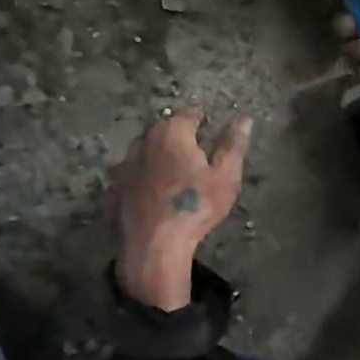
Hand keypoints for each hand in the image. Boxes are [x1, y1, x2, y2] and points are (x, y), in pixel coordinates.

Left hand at [111, 111, 252, 310]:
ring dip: (157, 154)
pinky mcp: (115, 190)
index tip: (207, 122)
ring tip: (172, 167)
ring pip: (144, 151)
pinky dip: (142, 177)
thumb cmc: (195, 205)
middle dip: (177, 133)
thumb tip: (244, 119)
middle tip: (193, 145)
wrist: (154, 246)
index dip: (200, 117)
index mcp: (171, 133)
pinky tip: (151, 191)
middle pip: (162, 130)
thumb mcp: (225, 175)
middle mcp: (143, 142)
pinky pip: (132, 175)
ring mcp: (125, 167)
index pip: (188, 114)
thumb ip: (233, 144)